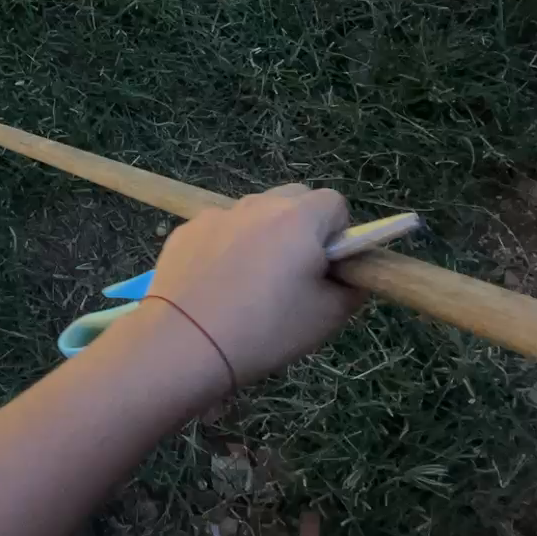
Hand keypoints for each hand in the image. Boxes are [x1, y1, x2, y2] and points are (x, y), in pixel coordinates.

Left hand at [143, 184, 363, 384]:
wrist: (186, 338)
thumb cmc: (266, 329)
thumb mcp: (328, 316)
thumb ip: (350, 285)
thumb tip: (348, 272)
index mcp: (296, 219)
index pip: (333, 202)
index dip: (337, 232)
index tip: (327, 263)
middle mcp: (255, 205)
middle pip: (291, 197)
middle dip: (302, 225)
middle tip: (294, 270)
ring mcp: (216, 213)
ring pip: (253, 212)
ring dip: (262, 233)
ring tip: (251, 281)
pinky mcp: (187, 228)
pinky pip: (219, 228)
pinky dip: (226, 245)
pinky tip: (216, 282)